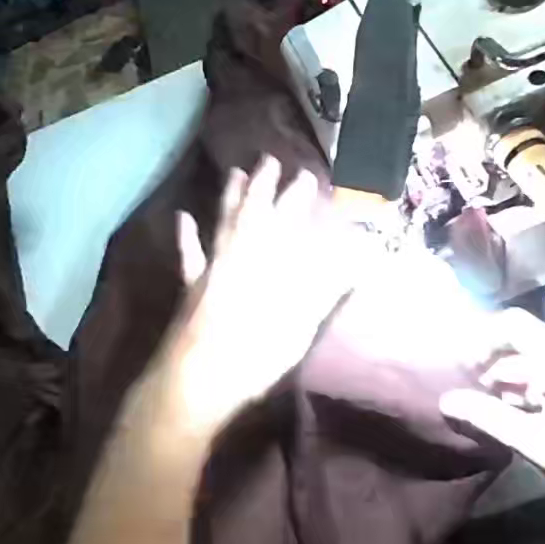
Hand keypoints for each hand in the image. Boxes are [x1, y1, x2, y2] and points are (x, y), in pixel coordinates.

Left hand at [147, 155, 365, 439]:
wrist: (196, 384)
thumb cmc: (252, 355)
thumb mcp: (300, 324)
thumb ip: (328, 288)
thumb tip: (361, 258)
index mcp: (265, 262)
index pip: (285, 219)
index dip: (297, 196)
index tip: (308, 174)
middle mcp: (236, 256)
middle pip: (251, 212)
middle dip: (263, 185)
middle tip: (269, 159)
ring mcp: (210, 269)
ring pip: (221, 224)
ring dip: (229, 199)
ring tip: (235, 173)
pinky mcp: (190, 288)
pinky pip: (188, 255)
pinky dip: (187, 236)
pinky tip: (183, 218)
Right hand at [440, 309, 544, 532]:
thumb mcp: (539, 444)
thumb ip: (489, 418)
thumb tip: (444, 400)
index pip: (513, 324)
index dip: (481, 340)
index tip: (462, 372)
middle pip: (520, 346)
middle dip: (488, 368)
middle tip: (465, 399)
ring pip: (532, 369)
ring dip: (504, 387)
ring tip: (483, 417)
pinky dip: (525, 399)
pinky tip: (512, 426)